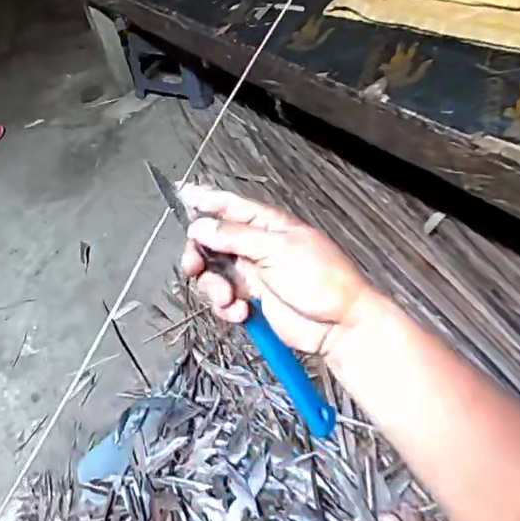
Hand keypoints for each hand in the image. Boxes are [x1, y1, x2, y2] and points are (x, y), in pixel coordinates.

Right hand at [179, 184, 378, 363]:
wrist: (340, 327)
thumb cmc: (322, 280)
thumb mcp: (278, 250)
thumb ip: (236, 236)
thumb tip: (200, 225)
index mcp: (267, 224)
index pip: (229, 205)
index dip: (204, 198)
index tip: (180, 193)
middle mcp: (256, 246)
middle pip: (211, 241)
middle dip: (198, 253)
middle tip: (194, 265)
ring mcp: (253, 274)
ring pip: (213, 272)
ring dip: (213, 287)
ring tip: (229, 299)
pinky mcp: (251, 300)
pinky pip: (223, 299)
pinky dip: (226, 308)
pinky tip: (241, 313)